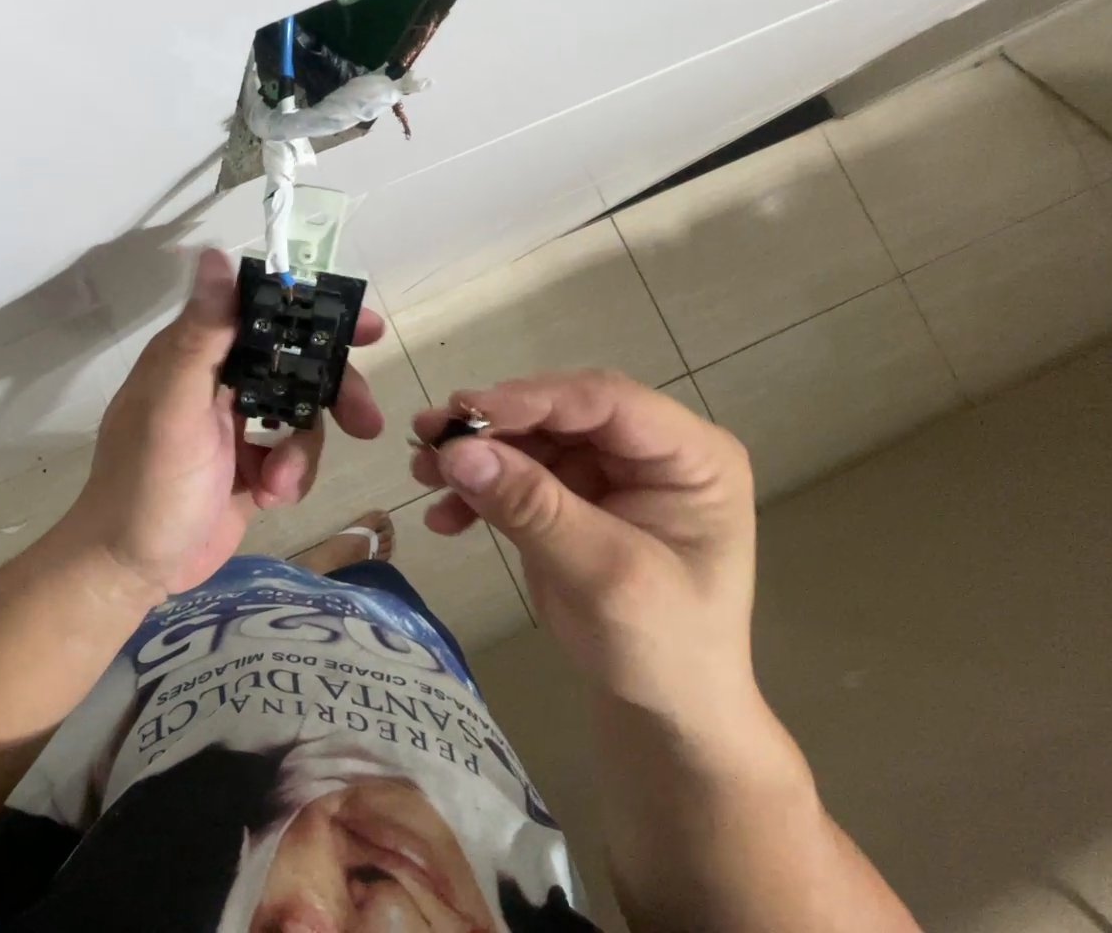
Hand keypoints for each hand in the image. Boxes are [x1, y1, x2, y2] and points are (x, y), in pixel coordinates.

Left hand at [60, 248, 384, 595]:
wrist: (133, 569)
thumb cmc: (147, 486)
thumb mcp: (174, 408)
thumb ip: (202, 336)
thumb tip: (215, 255)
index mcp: (193, 358)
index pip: (260, 314)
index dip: (312, 313)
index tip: (361, 326)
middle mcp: (216, 385)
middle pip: (294, 366)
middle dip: (331, 392)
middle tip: (366, 417)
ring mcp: (234, 429)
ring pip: (300, 417)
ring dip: (303, 451)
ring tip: (280, 484)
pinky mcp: (248, 470)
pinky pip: (292, 458)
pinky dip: (291, 478)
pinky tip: (269, 501)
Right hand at [409, 371, 757, 721]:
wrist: (659, 710)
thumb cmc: (659, 646)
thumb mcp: (602, 574)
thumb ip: (532, 508)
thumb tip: (456, 452)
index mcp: (690, 456)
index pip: (605, 401)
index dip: (530, 400)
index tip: (461, 414)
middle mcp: (648, 452)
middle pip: (559, 413)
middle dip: (492, 427)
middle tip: (426, 436)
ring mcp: (606, 475)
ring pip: (527, 440)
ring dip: (474, 456)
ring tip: (421, 472)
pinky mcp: (569, 500)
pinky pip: (514, 477)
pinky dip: (475, 492)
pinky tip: (444, 518)